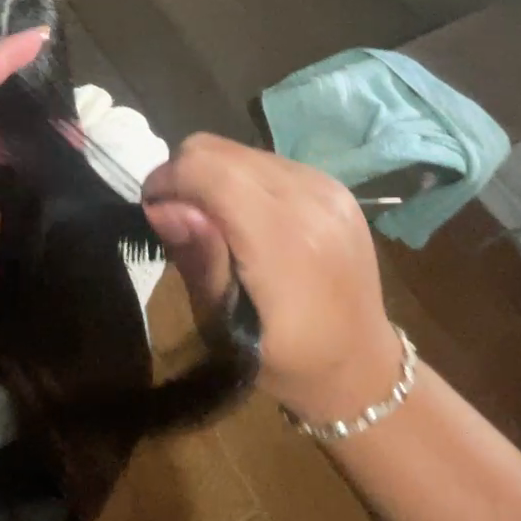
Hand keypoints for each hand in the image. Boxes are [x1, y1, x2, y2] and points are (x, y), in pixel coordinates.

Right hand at [140, 135, 401, 422]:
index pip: (207, 168)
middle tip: (178, 220)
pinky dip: (237, 179)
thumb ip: (198, 261)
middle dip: (182, 177)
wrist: (364, 369)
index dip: (166, 181)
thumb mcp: (228, 327)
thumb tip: (161, 207)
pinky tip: (243, 218)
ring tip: (211, 222)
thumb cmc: (288, 360)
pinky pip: (261, 160)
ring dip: (209, 177)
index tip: (156, 214)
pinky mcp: (333, 186)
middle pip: (214, 150)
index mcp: (287, 239)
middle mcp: (311, 201)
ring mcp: (327, 189)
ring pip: (234, 150)